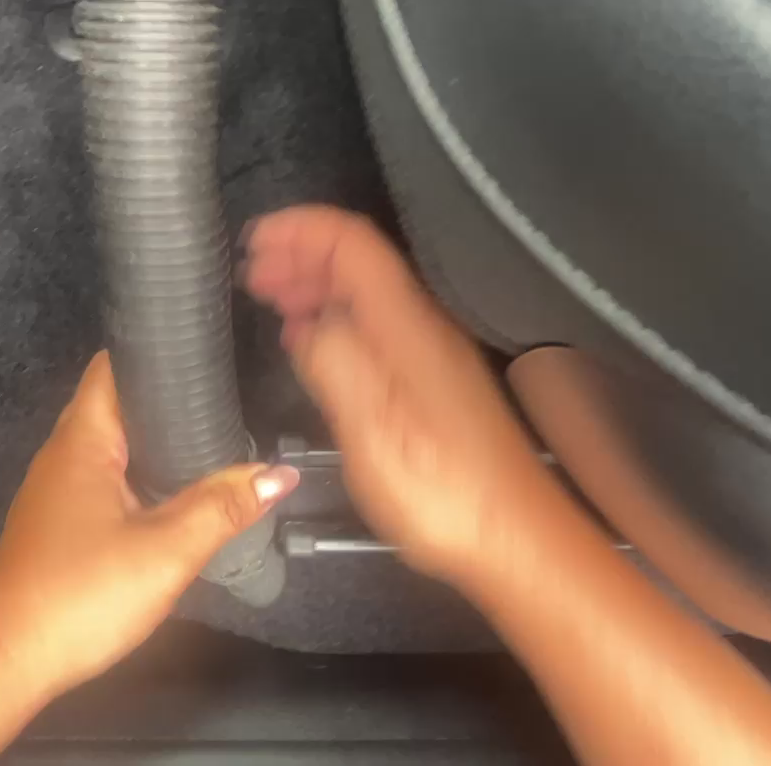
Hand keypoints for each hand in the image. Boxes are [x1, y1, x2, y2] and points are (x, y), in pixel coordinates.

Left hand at [0, 352, 299, 696]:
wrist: (4, 657)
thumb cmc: (79, 592)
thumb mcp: (164, 552)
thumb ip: (221, 508)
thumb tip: (278, 474)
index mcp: (82, 439)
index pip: (112, 366)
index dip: (152, 353)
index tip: (200, 352)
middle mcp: (63, 451)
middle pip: (113, 402)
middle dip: (162, 398)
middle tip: (220, 398)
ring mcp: (56, 486)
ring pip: (108, 443)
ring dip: (149, 438)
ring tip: (206, 436)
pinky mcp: (57, 518)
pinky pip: (100, 474)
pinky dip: (134, 471)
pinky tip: (167, 490)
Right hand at [242, 206, 565, 583]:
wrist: (517, 542)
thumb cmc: (447, 496)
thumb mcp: (373, 434)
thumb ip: (334, 365)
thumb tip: (306, 325)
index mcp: (406, 329)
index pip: (352, 244)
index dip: (301, 229)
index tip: (258, 238)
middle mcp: (419, 327)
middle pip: (355, 260)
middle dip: (298, 252)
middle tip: (253, 269)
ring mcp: (425, 350)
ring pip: (360, 289)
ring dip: (311, 281)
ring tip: (270, 294)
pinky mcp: (425, 376)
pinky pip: (369, 321)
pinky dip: (329, 313)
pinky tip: (307, 335)